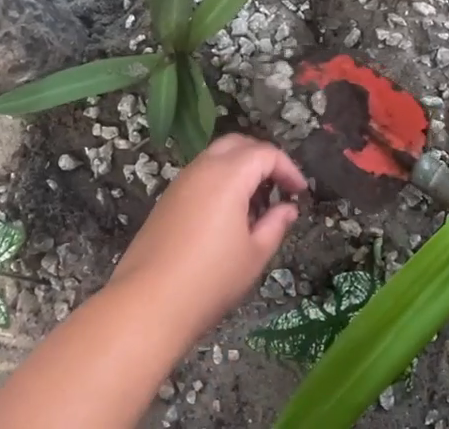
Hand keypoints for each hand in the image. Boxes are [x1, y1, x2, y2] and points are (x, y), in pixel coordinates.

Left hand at [108, 134, 305, 336]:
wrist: (148, 303)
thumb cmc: (210, 279)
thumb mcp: (254, 254)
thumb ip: (275, 224)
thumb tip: (287, 208)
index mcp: (228, 175)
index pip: (266, 153)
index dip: (288, 169)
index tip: (300, 193)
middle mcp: (203, 168)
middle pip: (239, 144)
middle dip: (263, 159)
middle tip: (279, 188)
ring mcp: (181, 182)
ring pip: (217, 157)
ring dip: (240, 169)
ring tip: (255, 206)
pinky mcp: (166, 199)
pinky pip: (200, 175)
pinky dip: (220, 181)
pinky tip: (227, 217)